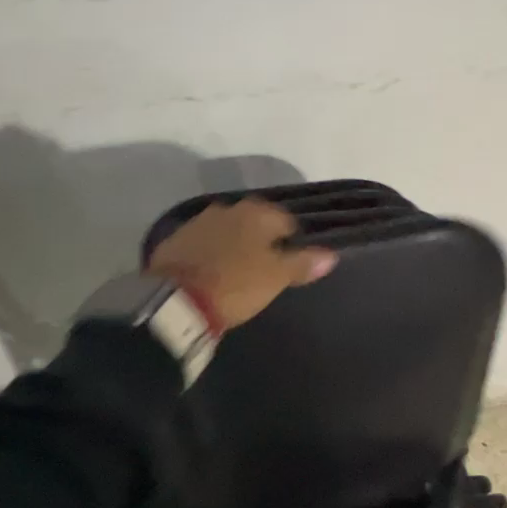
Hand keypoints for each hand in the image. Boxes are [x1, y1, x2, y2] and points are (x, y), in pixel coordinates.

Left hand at [146, 199, 336, 330]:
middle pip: (254, 222)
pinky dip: (210, 253)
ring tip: (239, 271)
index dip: (292, 240)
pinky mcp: (175, 240)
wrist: (177, 299)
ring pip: (227, 230)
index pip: (286, 220)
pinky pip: (203, 243)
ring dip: (234, 244)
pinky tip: (211, 272)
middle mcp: (227, 208)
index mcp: (257, 212)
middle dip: (261, 239)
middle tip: (266, 267)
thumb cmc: (237, 285)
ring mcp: (198, 222)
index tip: (291, 262)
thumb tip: (331, 255)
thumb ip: (303, 263)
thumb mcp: (276, 277)